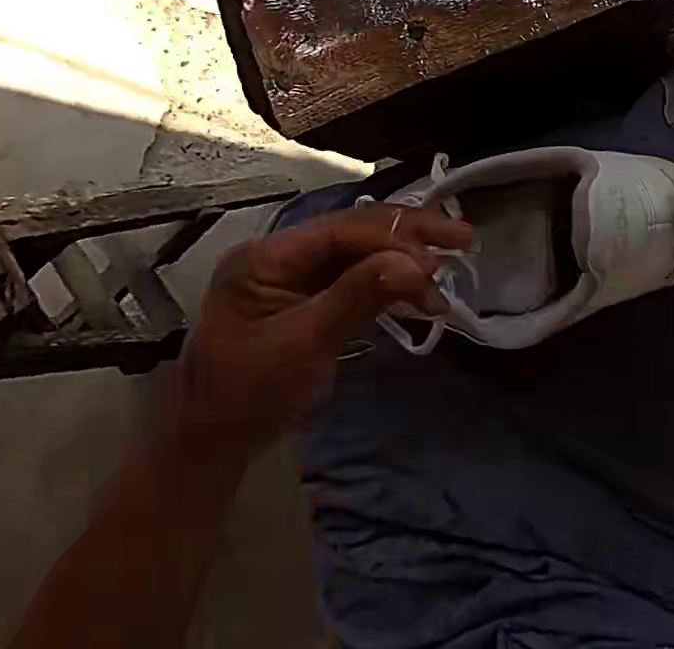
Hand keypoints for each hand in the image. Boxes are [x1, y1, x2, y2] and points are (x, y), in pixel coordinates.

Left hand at [173, 204, 471, 454]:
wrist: (212, 443)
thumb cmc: (248, 396)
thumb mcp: (303, 347)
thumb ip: (356, 298)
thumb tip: (415, 265)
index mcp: (265, 256)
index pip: (338, 231)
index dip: (390, 238)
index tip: (435, 260)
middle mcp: (280, 254)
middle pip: (352, 230)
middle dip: (406, 234)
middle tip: (461, 238)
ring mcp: (294, 274)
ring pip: (358, 251)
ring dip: (403, 257)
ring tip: (449, 266)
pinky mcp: (308, 295)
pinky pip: (354, 276)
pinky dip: (388, 282)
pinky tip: (419, 291)